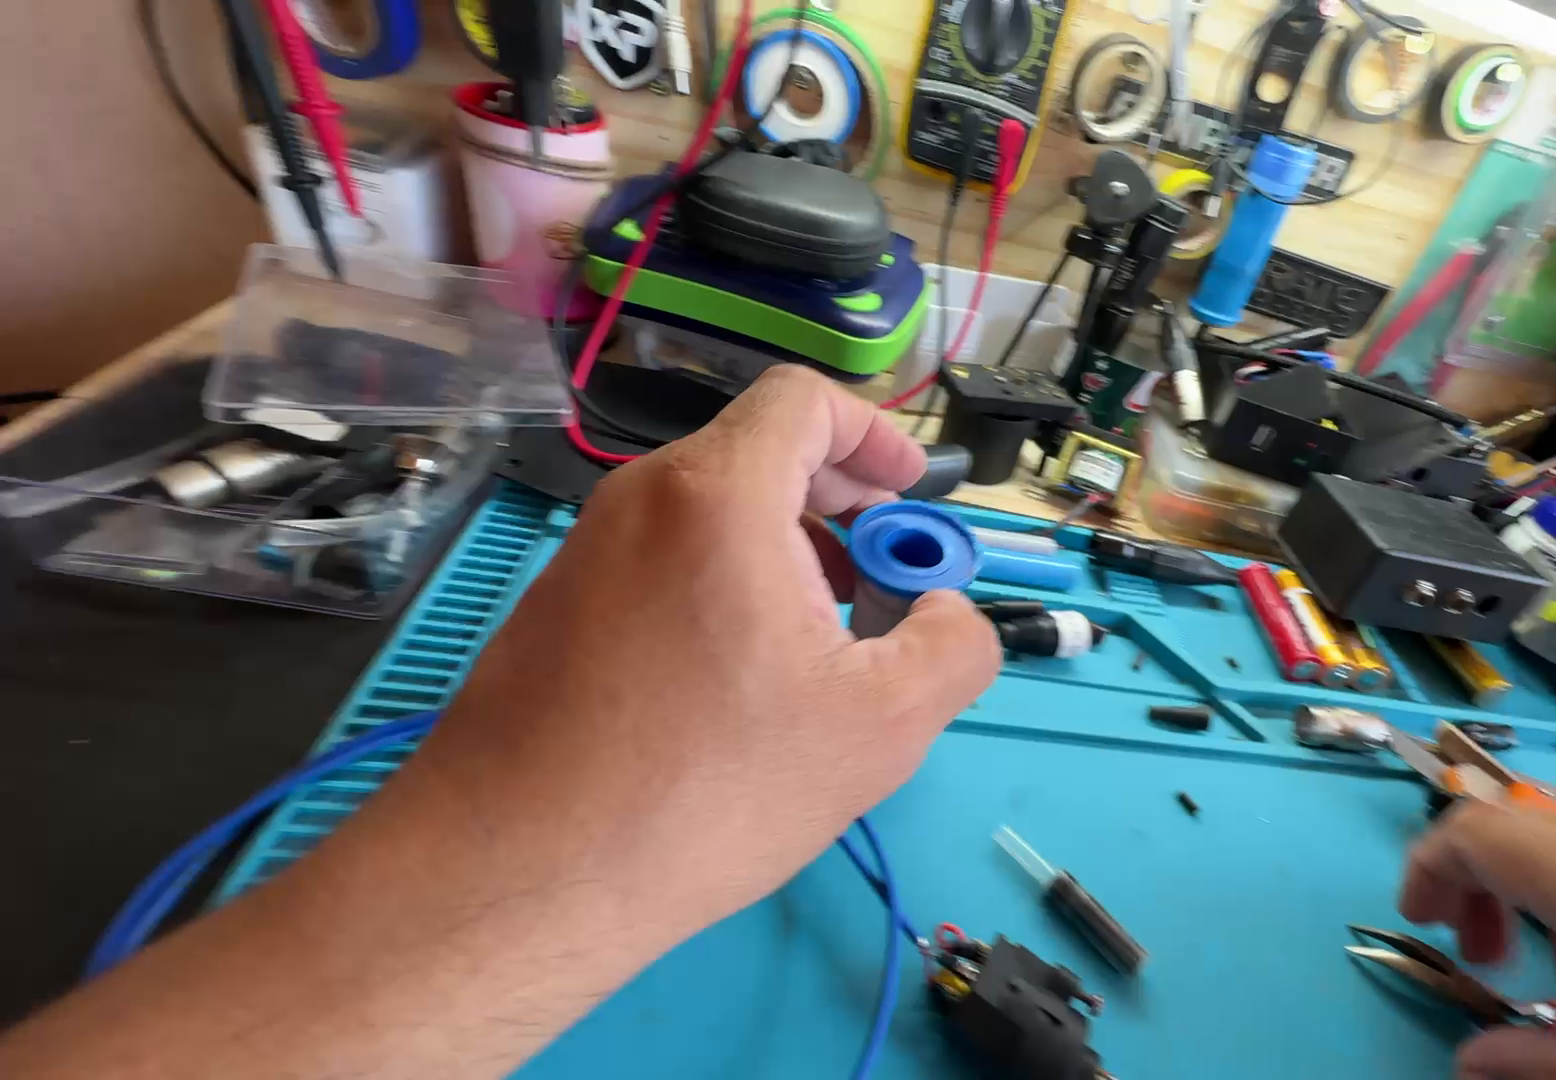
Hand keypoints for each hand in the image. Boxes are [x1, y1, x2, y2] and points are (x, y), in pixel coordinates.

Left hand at [414, 365, 1001, 943]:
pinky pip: (673, 555)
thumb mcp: (884, 723)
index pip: (805, 400)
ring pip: (720, 509)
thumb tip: (946, 612)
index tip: (905, 496)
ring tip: (826, 635)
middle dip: (845, 503)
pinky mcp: (564, 602)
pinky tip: (747, 672)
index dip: (874, 433)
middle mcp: (644, 498)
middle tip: (882, 580)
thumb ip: (956, 644)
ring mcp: (592, 548)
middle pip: (766, 452)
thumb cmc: (710, 787)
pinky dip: (734, 579)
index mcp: (720, 496)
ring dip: (794, 548)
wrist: (512, 883)